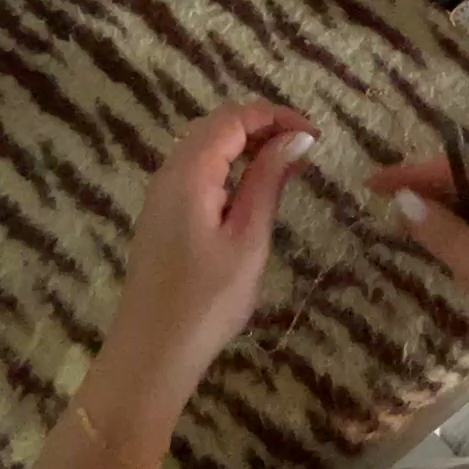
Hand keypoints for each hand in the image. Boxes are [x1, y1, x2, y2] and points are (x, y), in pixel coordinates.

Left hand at [102, 100, 317, 404]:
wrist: (152, 352)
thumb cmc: (207, 299)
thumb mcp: (248, 237)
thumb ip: (268, 180)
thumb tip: (296, 138)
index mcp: (190, 171)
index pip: (235, 118)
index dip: (277, 116)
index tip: (316, 135)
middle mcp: (170, 171)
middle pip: (218, 124)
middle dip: (263, 124)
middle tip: (304, 146)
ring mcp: (162, 192)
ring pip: (206, 144)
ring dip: (246, 142)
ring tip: (287, 162)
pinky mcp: (163, 212)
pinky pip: (198, 167)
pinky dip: (230, 163)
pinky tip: (253, 185)